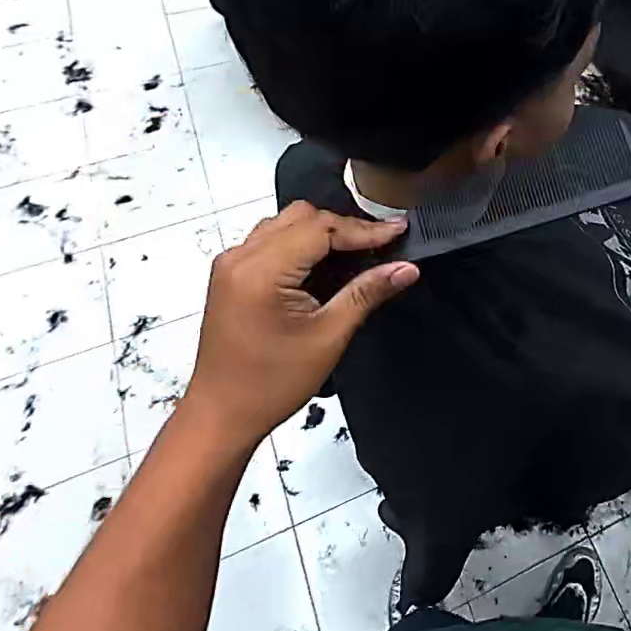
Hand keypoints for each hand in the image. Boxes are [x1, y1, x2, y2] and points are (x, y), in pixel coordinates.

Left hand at [178, 203, 418, 446]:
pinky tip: (329, 265)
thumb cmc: (275, 382)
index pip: (320, 228)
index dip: (365, 229)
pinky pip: (273, 240)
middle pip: (302, 217)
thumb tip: (407, 268)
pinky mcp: (232, 275)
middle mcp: (240, 257)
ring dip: (324, 232)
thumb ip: (367, 293)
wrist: (222, 414)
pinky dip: (305, 243)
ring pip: (286, 223)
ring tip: (361, 252)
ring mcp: (231, 264)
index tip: (401, 232)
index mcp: (260, 271)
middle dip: (346, 227)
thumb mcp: (330, 336)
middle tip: (384, 244)